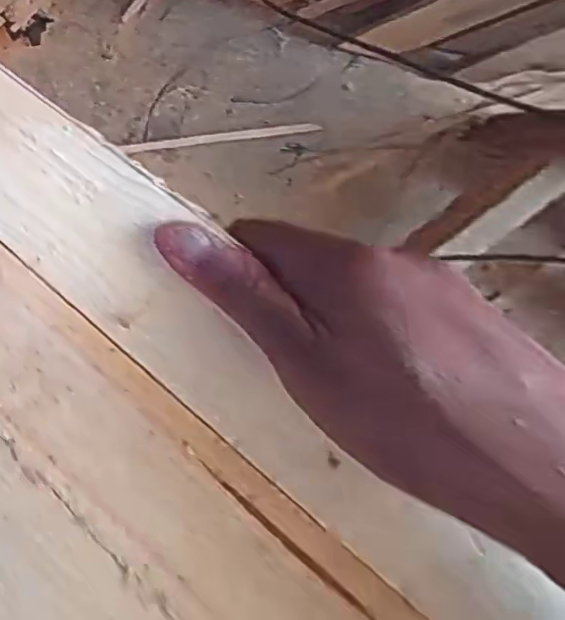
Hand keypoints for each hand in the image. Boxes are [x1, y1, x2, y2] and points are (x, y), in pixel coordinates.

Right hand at [155, 220, 564, 579]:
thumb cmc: (412, 425)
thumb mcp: (300, 358)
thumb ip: (238, 289)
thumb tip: (174, 233)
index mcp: (346, 263)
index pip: (252, 234)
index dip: (235, 272)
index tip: (248, 321)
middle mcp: (398, 261)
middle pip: (302, 258)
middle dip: (285, 298)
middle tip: (294, 357)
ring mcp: (448, 290)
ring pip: (351, 285)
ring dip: (333, 317)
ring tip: (349, 378)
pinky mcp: (484, 322)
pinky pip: (399, 308)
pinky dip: (382, 336)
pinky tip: (401, 387)